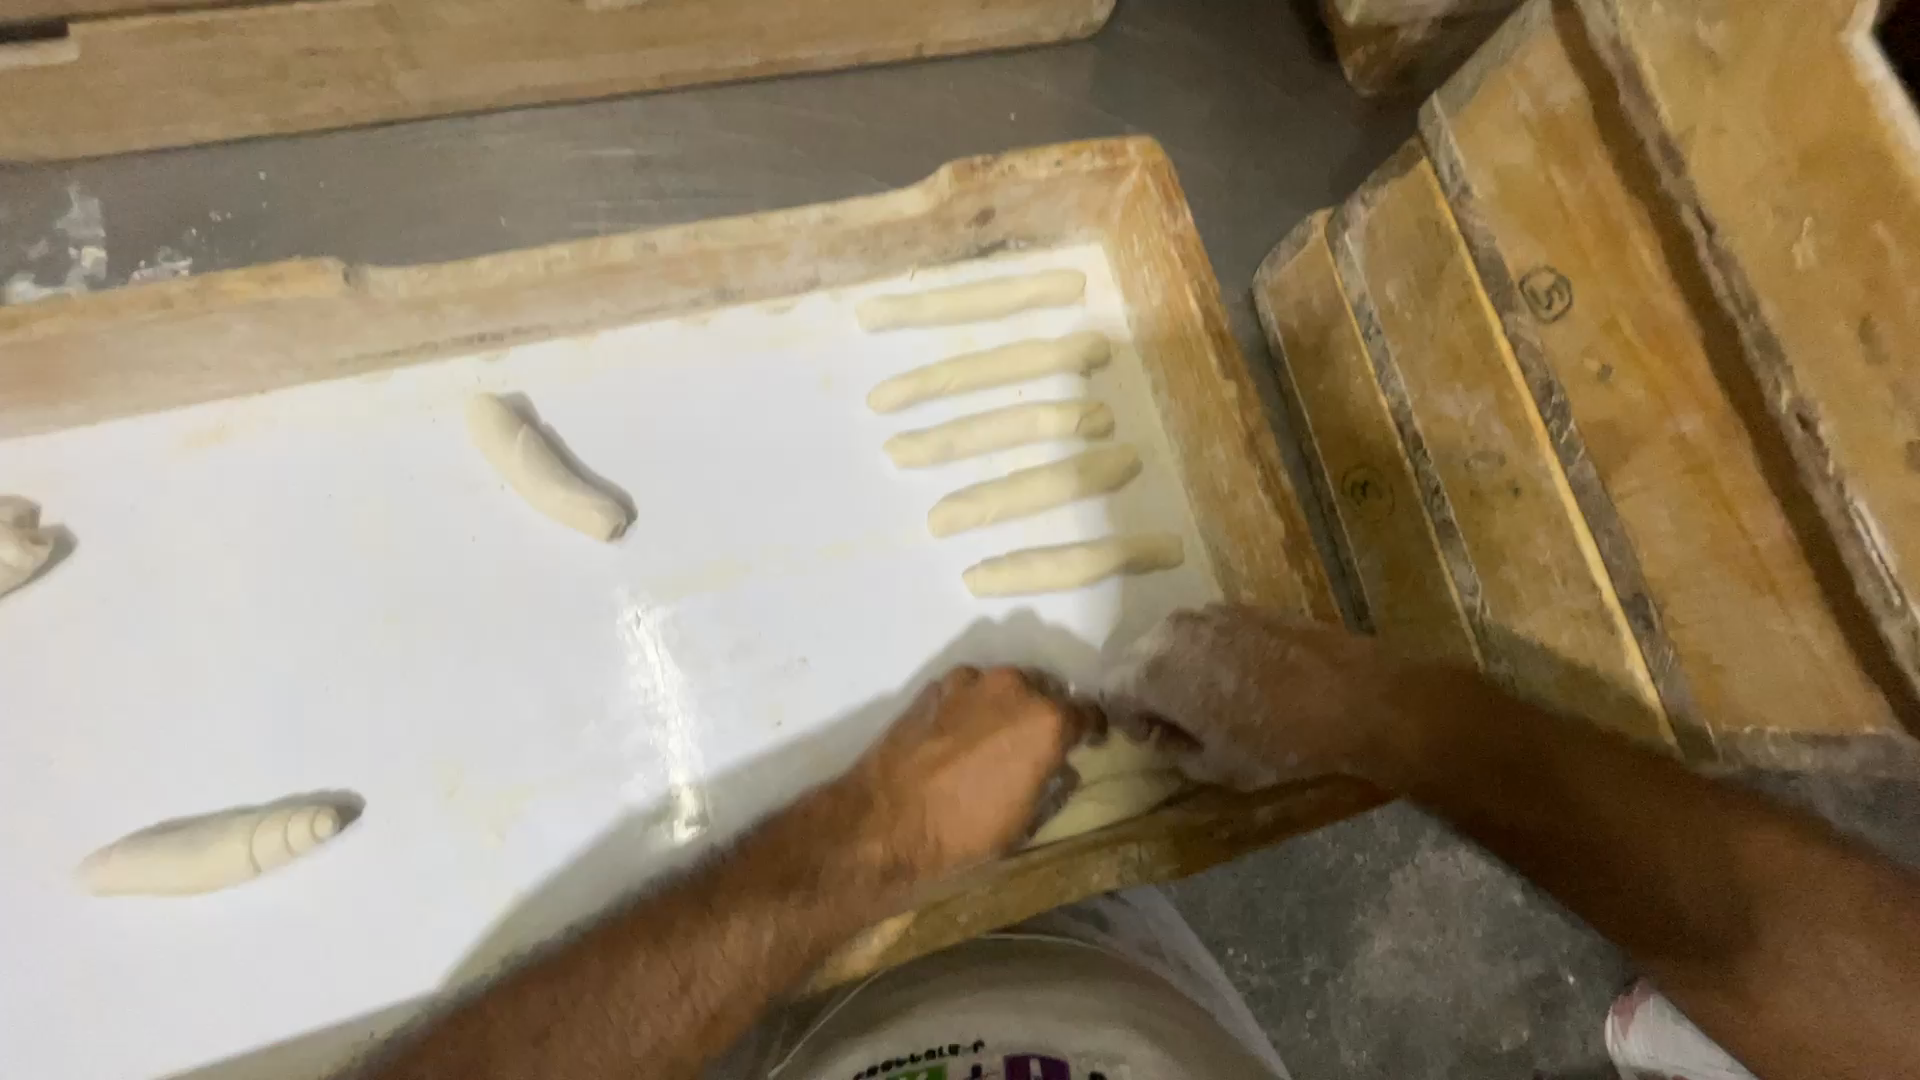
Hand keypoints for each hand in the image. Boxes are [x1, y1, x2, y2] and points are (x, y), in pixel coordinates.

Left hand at [832, 666, 1086, 885]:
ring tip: (995, 736)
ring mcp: (969, 681)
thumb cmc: (966, 832)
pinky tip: (959, 734)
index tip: (1087, 742)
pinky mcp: (934, 686)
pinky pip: (968, 690)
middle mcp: (1012, 687)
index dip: (1090, 728)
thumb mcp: (1026, 822)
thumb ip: (1054, 784)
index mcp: (1047, 720)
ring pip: (1004, 685)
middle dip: (1046, 711)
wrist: (886, 822)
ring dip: (1007, 705)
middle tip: (1036, 742)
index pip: (1087, 711)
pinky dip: (971, 705)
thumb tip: (1061, 768)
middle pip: (1045, 690)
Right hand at [1102, 604, 1482, 788]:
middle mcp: (1169, 631)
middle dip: (1147, 692)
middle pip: (1135, 660)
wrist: (1356, 697)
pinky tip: (1243, 679)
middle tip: (1183, 723)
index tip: (1158, 738)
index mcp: (1154, 670)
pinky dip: (1205, 654)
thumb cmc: (1278, 741)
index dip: (1124, 718)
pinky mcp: (1238, 606)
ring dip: (1176, 671)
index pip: (1108, 688)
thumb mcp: (1215, 768)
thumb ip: (1172, 751)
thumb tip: (1162, 734)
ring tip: (1215, 700)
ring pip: (1168, 643)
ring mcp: (1205, 613)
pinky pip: (1201, 632)